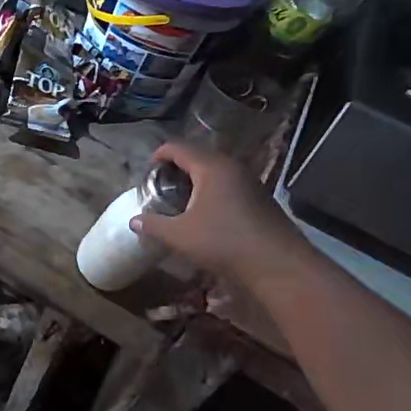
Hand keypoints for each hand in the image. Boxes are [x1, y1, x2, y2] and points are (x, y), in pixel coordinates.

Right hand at [130, 141, 302, 276]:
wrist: (276, 263)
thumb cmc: (223, 242)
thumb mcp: (180, 235)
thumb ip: (153, 225)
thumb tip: (134, 220)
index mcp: (211, 167)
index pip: (178, 147)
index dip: (159, 155)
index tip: (147, 172)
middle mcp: (232, 167)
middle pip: (198, 157)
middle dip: (177, 168)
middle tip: (161, 187)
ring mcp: (250, 181)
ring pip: (216, 171)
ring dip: (196, 181)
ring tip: (181, 201)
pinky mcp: (260, 197)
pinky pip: (229, 184)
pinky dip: (213, 191)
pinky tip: (207, 214)